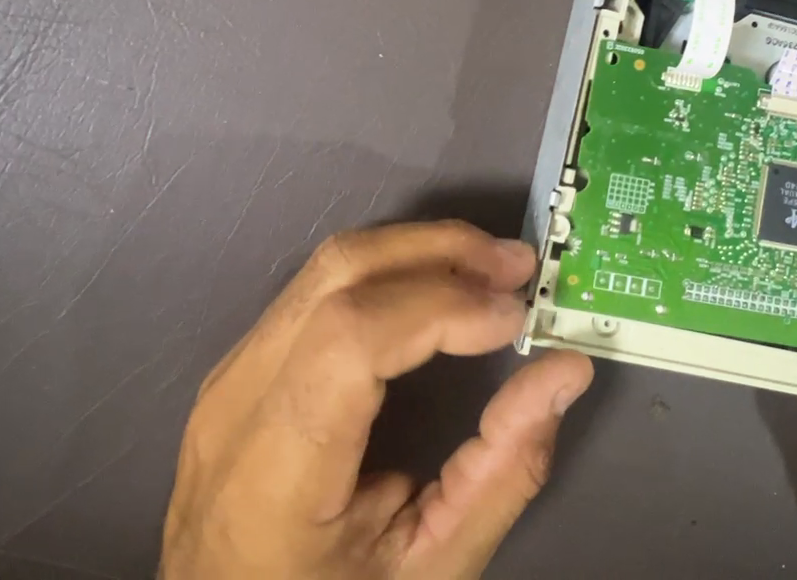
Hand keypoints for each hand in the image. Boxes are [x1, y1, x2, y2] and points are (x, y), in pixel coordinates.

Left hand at [159, 220, 592, 579]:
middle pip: (340, 275)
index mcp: (272, 474)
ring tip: (492, 270)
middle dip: (442, 252)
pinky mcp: (244, 360)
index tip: (515, 316)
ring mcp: (232, 371)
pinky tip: (441, 287)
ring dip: (422, 249)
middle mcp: (238, 400)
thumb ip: (502, 473)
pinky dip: (394, 268)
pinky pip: (321, 286)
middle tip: (519, 268)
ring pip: (330, 264)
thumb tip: (565, 371)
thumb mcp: (428, 571)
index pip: (350, 339)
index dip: (440, 307)